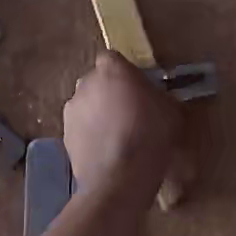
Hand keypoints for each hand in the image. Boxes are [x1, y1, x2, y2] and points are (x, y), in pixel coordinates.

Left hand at [62, 51, 185, 201]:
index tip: (136, 88)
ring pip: (86, 105)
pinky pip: (80, 127)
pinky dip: (89, 134)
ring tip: (116, 136)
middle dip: (109, 92)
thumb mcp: (171, 110)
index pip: (112, 58)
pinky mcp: (64, 134)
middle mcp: (85, 82)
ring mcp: (72, 109)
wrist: (120, 177)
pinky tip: (105, 152)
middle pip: (97, 81)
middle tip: (129, 112)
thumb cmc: (151, 136)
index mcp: (111, 69)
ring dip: (97, 114)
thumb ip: (158, 95)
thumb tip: (156, 97)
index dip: (123, 73)